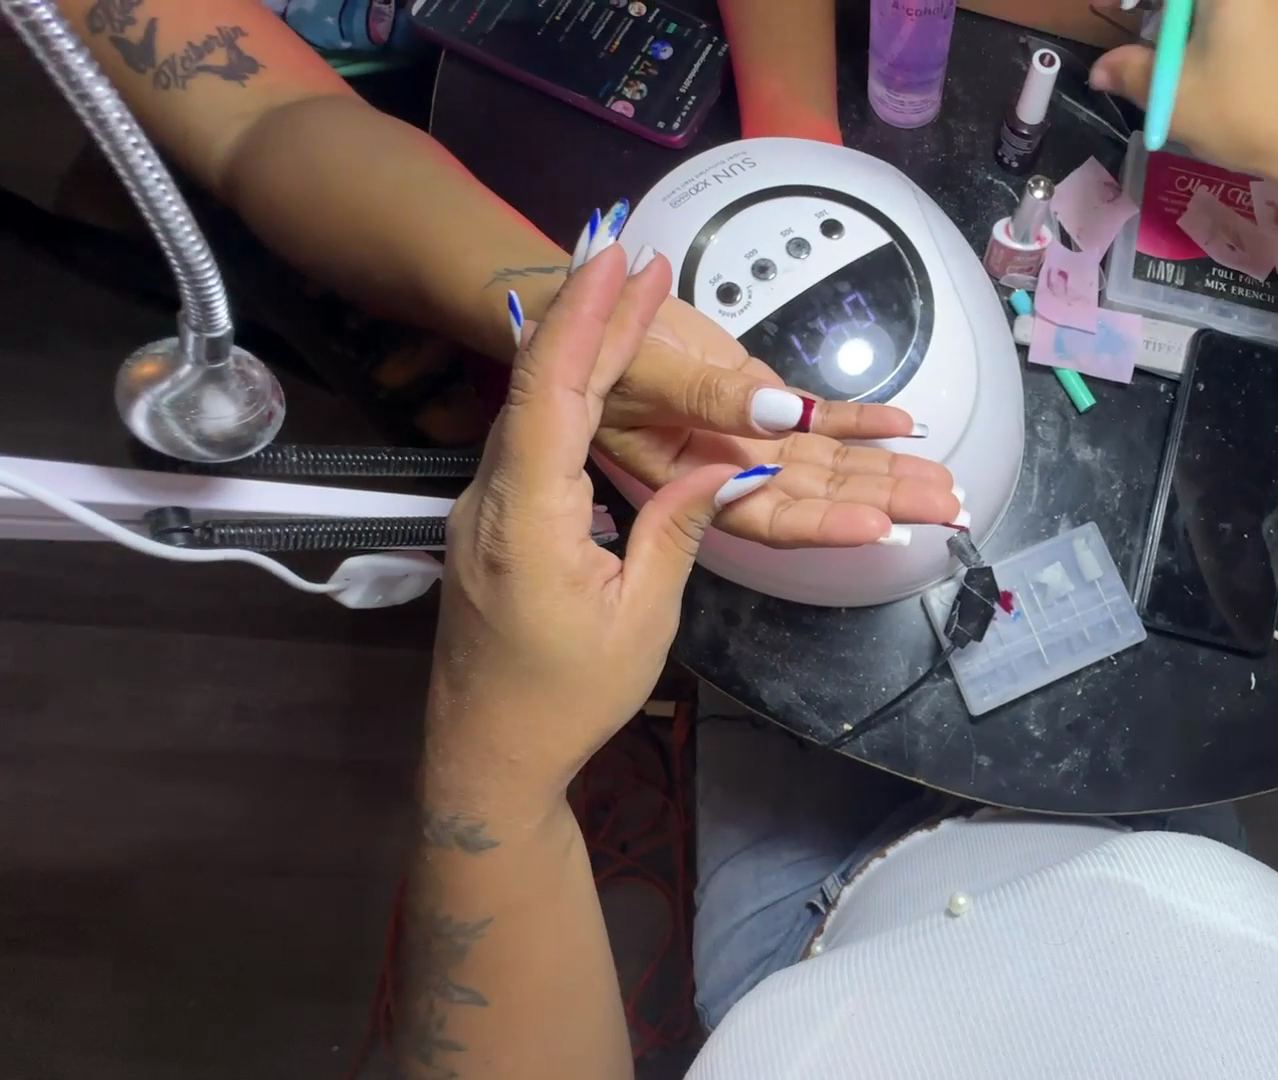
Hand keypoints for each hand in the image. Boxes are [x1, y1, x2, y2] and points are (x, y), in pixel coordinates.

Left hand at [429, 245, 781, 806]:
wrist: (491, 753)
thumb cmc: (572, 693)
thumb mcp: (643, 614)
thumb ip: (677, 528)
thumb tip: (726, 465)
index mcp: (530, 519)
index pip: (553, 397)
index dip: (587, 323)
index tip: (618, 262)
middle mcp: (494, 496)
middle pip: (541, 386)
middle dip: (592, 317)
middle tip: (639, 260)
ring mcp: (487, 506)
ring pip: (534, 410)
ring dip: (584, 353)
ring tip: (633, 304)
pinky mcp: (497, 520)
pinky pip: (536, 442)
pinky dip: (572, 396)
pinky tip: (603, 380)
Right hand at [598, 295, 962, 546]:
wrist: (589, 312)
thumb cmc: (594, 347)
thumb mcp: (641, 373)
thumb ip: (711, 399)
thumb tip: (785, 417)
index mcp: (697, 481)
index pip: (771, 516)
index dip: (825, 526)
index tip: (882, 528)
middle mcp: (738, 470)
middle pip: (821, 497)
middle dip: (886, 502)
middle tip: (950, 510)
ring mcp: (760, 438)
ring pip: (833, 464)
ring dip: (889, 471)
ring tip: (945, 482)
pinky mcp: (771, 404)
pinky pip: (824, 419)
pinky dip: (862, 421)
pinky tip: (905, 425)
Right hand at [1090, 0, 1277, 186]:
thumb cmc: (1244, 110)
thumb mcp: (1175, 95)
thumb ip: (1131, 71)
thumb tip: (1099, 69)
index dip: (1140, 3)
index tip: (1119, 14)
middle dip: (1168, 11)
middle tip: (1146, 33)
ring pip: (1225, 3)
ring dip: (1195, 17)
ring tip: (1179, 51)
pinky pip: (1257, 6)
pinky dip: (1230, 20)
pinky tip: (1222, 54)